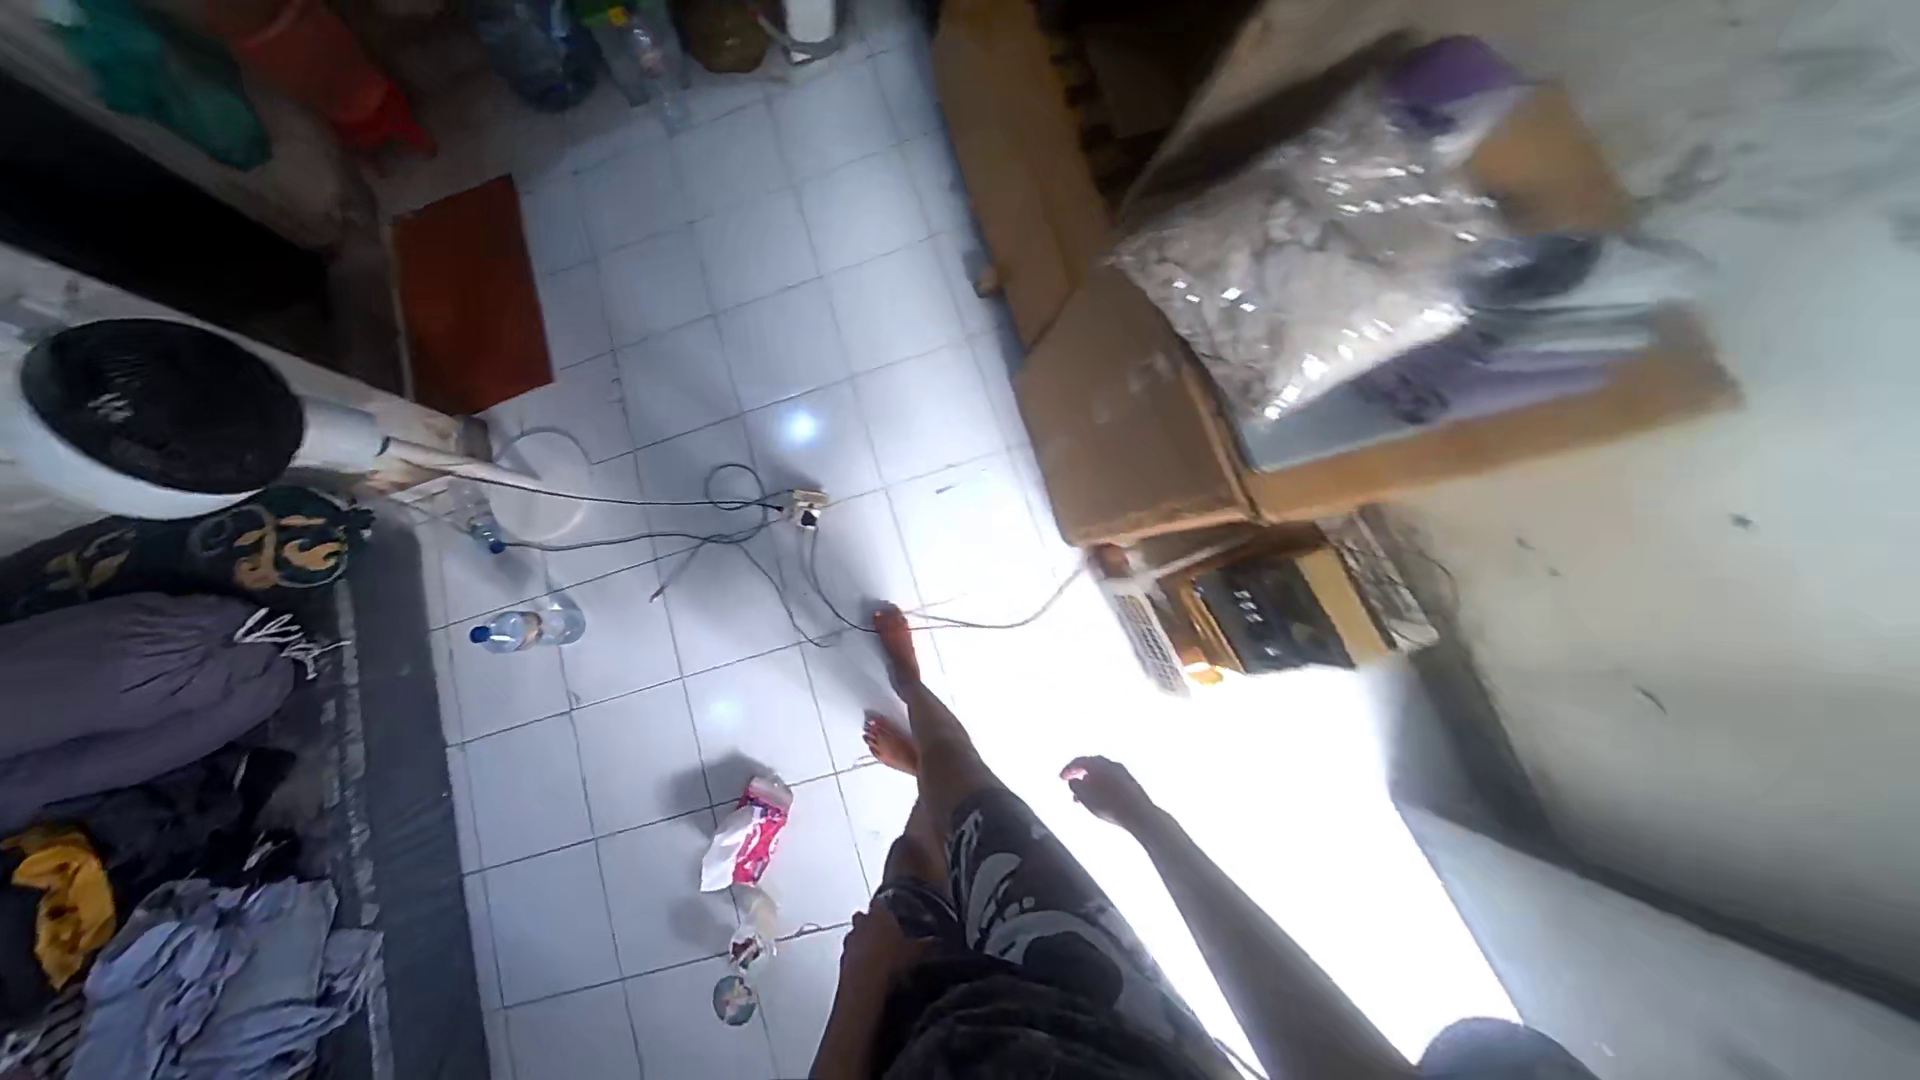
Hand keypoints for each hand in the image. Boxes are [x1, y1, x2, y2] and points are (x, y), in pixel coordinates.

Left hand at [838, 904, 928, 992]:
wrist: (864, 985)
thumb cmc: (891, 960)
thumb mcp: (915, 953)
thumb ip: (926, 945)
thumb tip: (939, 941)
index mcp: (880, 915)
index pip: (879, 904)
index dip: (883, 909)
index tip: (889, 915)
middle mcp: (862, 924)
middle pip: (862, 917)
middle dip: (868, 922)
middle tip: (880, 933)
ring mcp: (849, 942)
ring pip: (853, 935)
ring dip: (859, 941)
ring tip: (872, 953)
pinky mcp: (841, 961)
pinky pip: (848, 955)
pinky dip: (854, 959)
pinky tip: (864, 970)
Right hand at [1061, 756, 1158, 832]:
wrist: (1140, 814)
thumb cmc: (1109, 805)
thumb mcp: (1085, 797)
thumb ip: (1075, 786)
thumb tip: (1074, 780)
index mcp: (1098, 763)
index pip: (1078, 761)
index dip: (1067, 769)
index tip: (1061, 778)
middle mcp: (1110, 763)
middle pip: (1090, 765)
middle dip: (1079, 773)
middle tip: (1072, 782)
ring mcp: (1122, 772)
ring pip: (1101, 773)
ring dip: (1090, 782)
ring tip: (1084, 797)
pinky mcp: (1130, 782)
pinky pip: (1110, 780)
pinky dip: (1101, 785)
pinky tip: (1099, 799)